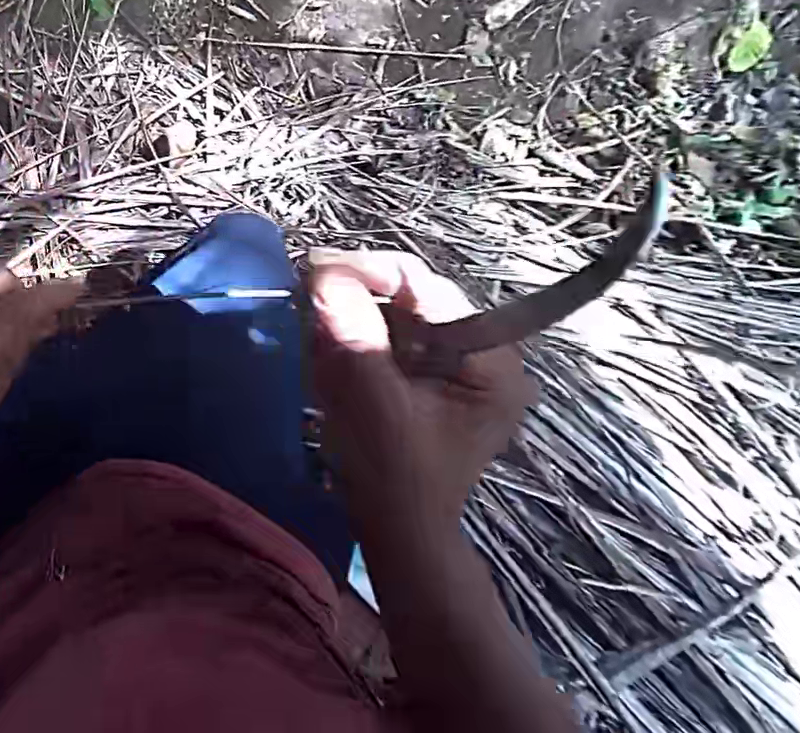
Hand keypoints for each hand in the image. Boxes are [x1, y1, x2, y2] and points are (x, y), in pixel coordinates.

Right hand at [306, 251, 532, 535]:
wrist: (395, 527)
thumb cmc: (392, 472)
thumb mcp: (371, 400)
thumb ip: (354, 334)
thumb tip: (323, 271)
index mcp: (492, 361)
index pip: (426, 285)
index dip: (368, 271)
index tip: (314, 272)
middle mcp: (484, 352)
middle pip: (410, 294)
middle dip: (355, 295)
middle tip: (307, 299)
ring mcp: (456, 362)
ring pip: (394, 310)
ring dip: (350, 313)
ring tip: (315, 330)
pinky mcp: (430, 371)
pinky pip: (388, 332)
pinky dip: (355, 332)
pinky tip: (331, 349)